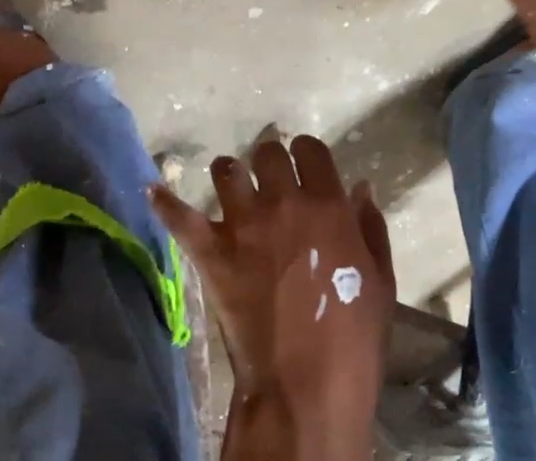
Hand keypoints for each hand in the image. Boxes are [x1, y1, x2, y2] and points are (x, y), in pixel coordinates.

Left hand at [150, 137, 394, 460]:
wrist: (305, 386)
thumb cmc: (353, 338)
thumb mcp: (381, 281)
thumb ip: (370, 228)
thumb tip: (359, 187)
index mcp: (327, 207)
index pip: (310, 149)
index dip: (307, 154)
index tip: (306, 168)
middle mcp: (282, 203)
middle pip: (267, 152)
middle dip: (270, 162)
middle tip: (271, 183)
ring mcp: (242, 225)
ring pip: (226, 170)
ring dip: (230, 175)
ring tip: (233, 190)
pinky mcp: (211, 251)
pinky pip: (179, 215)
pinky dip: (164, 202)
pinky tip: (154, 190)